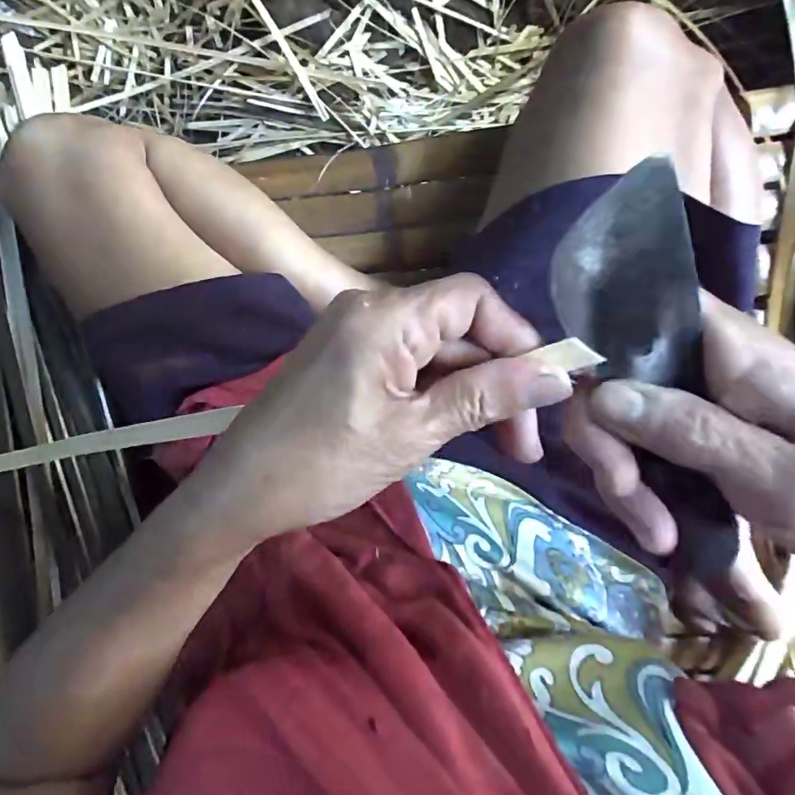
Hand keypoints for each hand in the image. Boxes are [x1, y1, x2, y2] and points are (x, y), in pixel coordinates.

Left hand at [192, 274, 574, 548]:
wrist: (236, 495)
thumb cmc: (323, 465)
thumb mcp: (414, 432)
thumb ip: (487, 396)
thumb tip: (557, 379)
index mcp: (387, 316)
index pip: (473, 298)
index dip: (517, 337)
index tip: (544, 390)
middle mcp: (374, 308)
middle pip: (460, 327)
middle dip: (500, 379)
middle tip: (526, 444)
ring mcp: (360, 330)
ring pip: (440, 348)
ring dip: (475, 390)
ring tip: (505, 446)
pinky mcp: (352, 354)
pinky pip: (413, 361)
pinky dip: (441, 391)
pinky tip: (461, 428)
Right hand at [570, 293, 794, 578]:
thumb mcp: (787, 479)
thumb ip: (695, 432)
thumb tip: (603, 394)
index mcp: (737, 348)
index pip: (646, 306)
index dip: (602, 343)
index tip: (597, 419)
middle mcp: (711, 359)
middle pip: (620, 370)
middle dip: (609, 438)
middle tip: (631, 501)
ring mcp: (704, 396)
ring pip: (625, 414)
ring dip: (626, 473)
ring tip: (660, 538)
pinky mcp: (702, 430)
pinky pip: (646, 444)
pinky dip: (644, 485)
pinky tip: (664, 529)